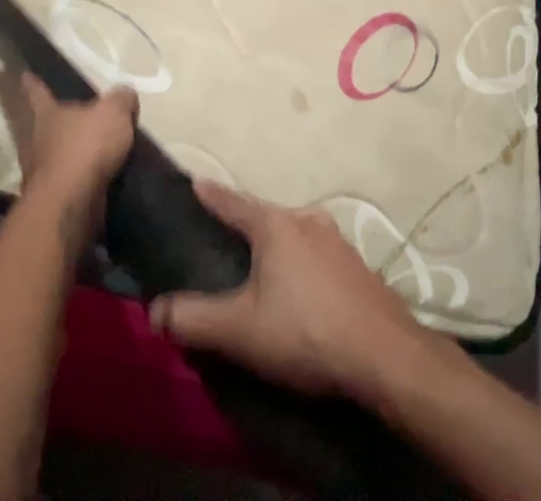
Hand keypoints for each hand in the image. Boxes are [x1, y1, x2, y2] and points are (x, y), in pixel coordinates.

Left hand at [12, 74, 136, 206]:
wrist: (72, 202)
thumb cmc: (86, 147)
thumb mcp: (113, 113)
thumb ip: (121, 99)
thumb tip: (125, 93)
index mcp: (46, 115)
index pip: (37, 92)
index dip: (32, 83)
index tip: (24, 75)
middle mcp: (37, 140)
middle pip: (45, 126)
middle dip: (58, 122)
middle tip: (76, 117)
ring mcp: (41, 172)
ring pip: (56, 155)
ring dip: (71, 154)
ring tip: (96, 152)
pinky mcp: (53, 197)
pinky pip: (69, 181)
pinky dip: (82, 179)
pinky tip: (101, 178)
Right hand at [148, 181, 432, 398]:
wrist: (387, 358)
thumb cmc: (306, 332)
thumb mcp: (238, 330)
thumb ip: (192, 318)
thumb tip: (154, 312)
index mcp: (276, 225)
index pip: (232, 202)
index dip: (210, 195)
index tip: (193, 182)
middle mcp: (308, 222)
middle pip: (265, 216)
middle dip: (242, 222)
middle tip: (217, 234)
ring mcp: (339, 243)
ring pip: (293, 235)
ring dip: (274, 245)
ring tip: (254, 262)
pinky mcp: (359, 269)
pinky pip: (315, 255)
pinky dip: (297, 263)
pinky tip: (295, 286)